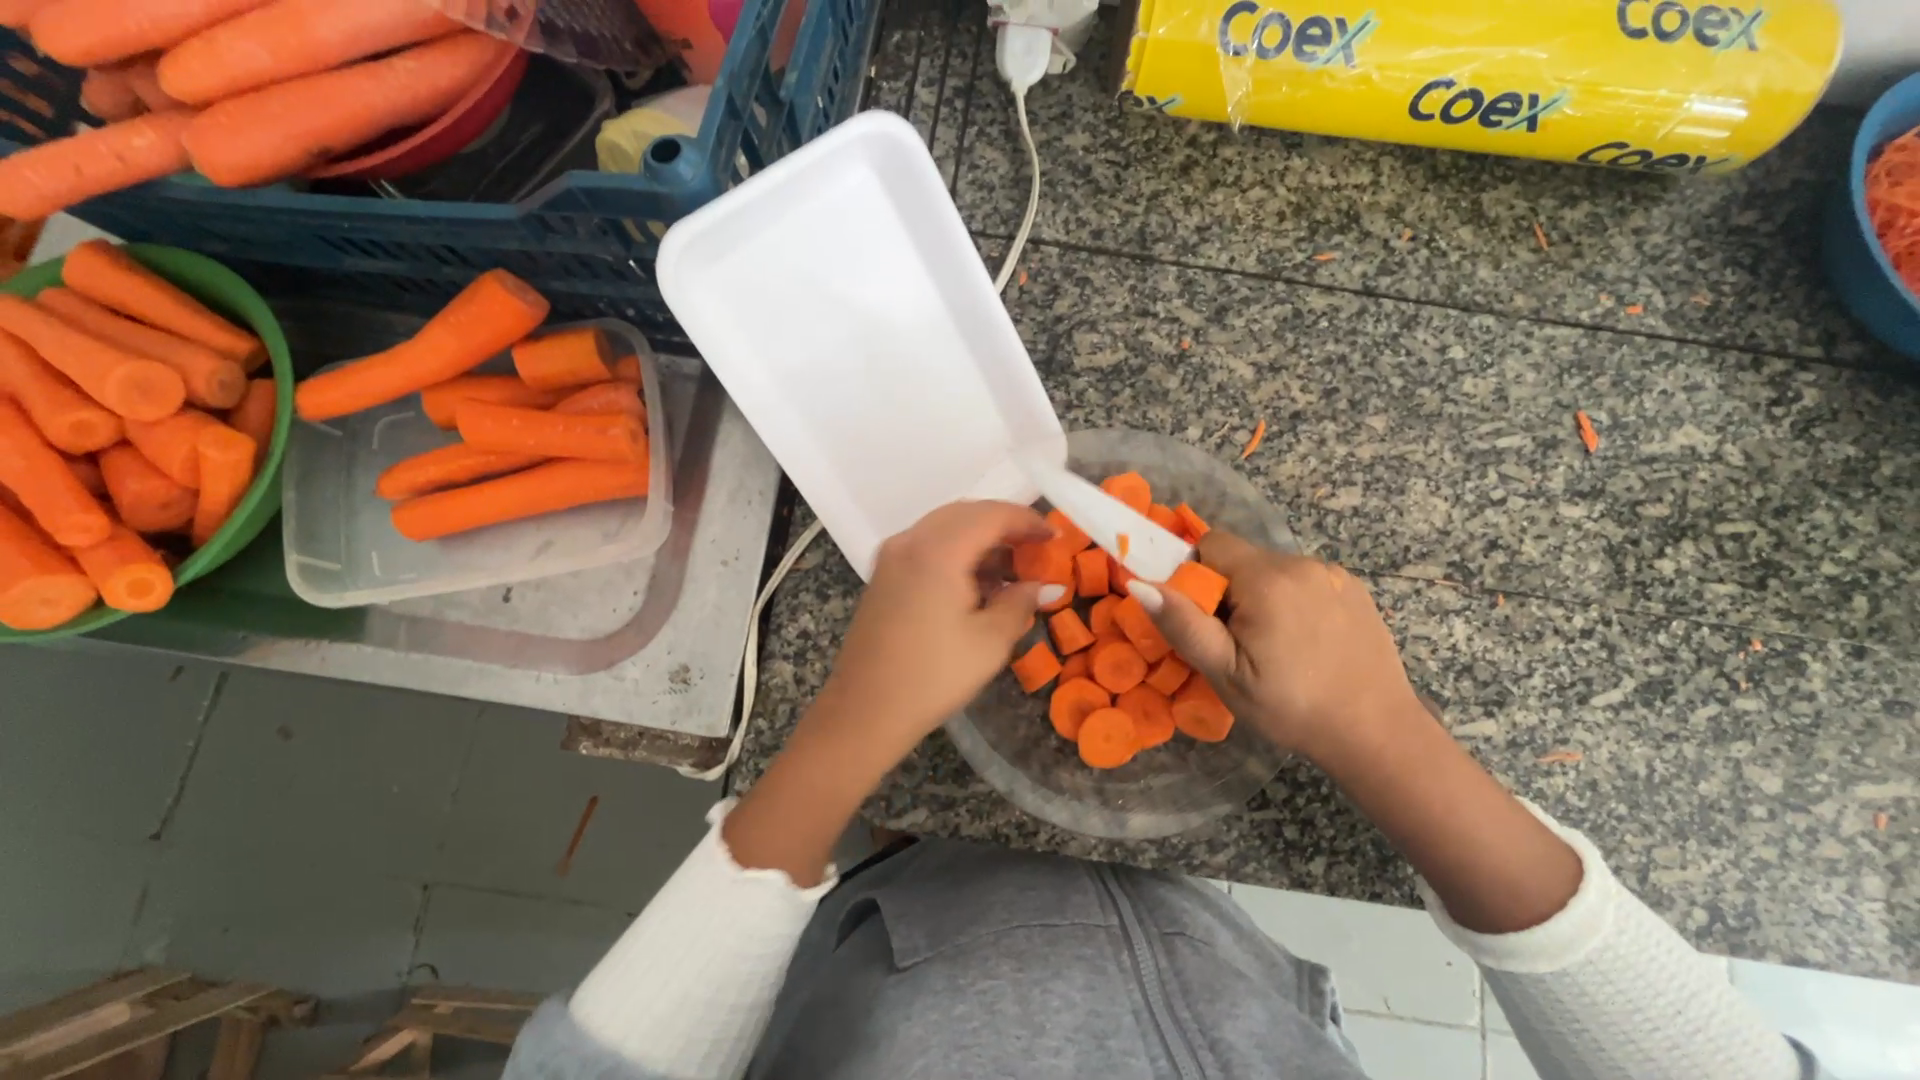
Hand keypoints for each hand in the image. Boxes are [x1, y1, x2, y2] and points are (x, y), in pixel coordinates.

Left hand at [814, 500, 1061, 758]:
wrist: (865, 711)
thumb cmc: (934, 676)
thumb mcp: (990, 641)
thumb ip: (1020, 601)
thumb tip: (1045, 585)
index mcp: (937, 550)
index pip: (991, 514)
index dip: (1028, 520)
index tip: (1056, 536)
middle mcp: (909, 541)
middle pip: (965, 514)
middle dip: (1004, 527)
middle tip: (1037, 551)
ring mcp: (890, 558)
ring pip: (944, 529)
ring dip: (980, 541)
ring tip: (1013, 573)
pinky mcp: (882, 576)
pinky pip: (926, 547)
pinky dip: (956, 554)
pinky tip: (978, 585)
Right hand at [1129, 531, 1420, 764]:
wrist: (1376, 732)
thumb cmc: (1291, 707)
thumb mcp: (1226, 673)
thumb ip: (1183, 624)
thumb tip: (1139, 583)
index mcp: (1266, 579)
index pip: (1211, 544)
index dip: (1196, 577)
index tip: (1206, 621)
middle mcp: (1301, 564)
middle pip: (1242, 559)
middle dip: (1229, 592)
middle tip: (1238, 645)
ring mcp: (1332, 574)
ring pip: (1273, 572)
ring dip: (1261, 598)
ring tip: (1275, 649)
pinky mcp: (1353, 589)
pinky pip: (1304, 583)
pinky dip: (1293, 604)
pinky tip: (1306, 644)